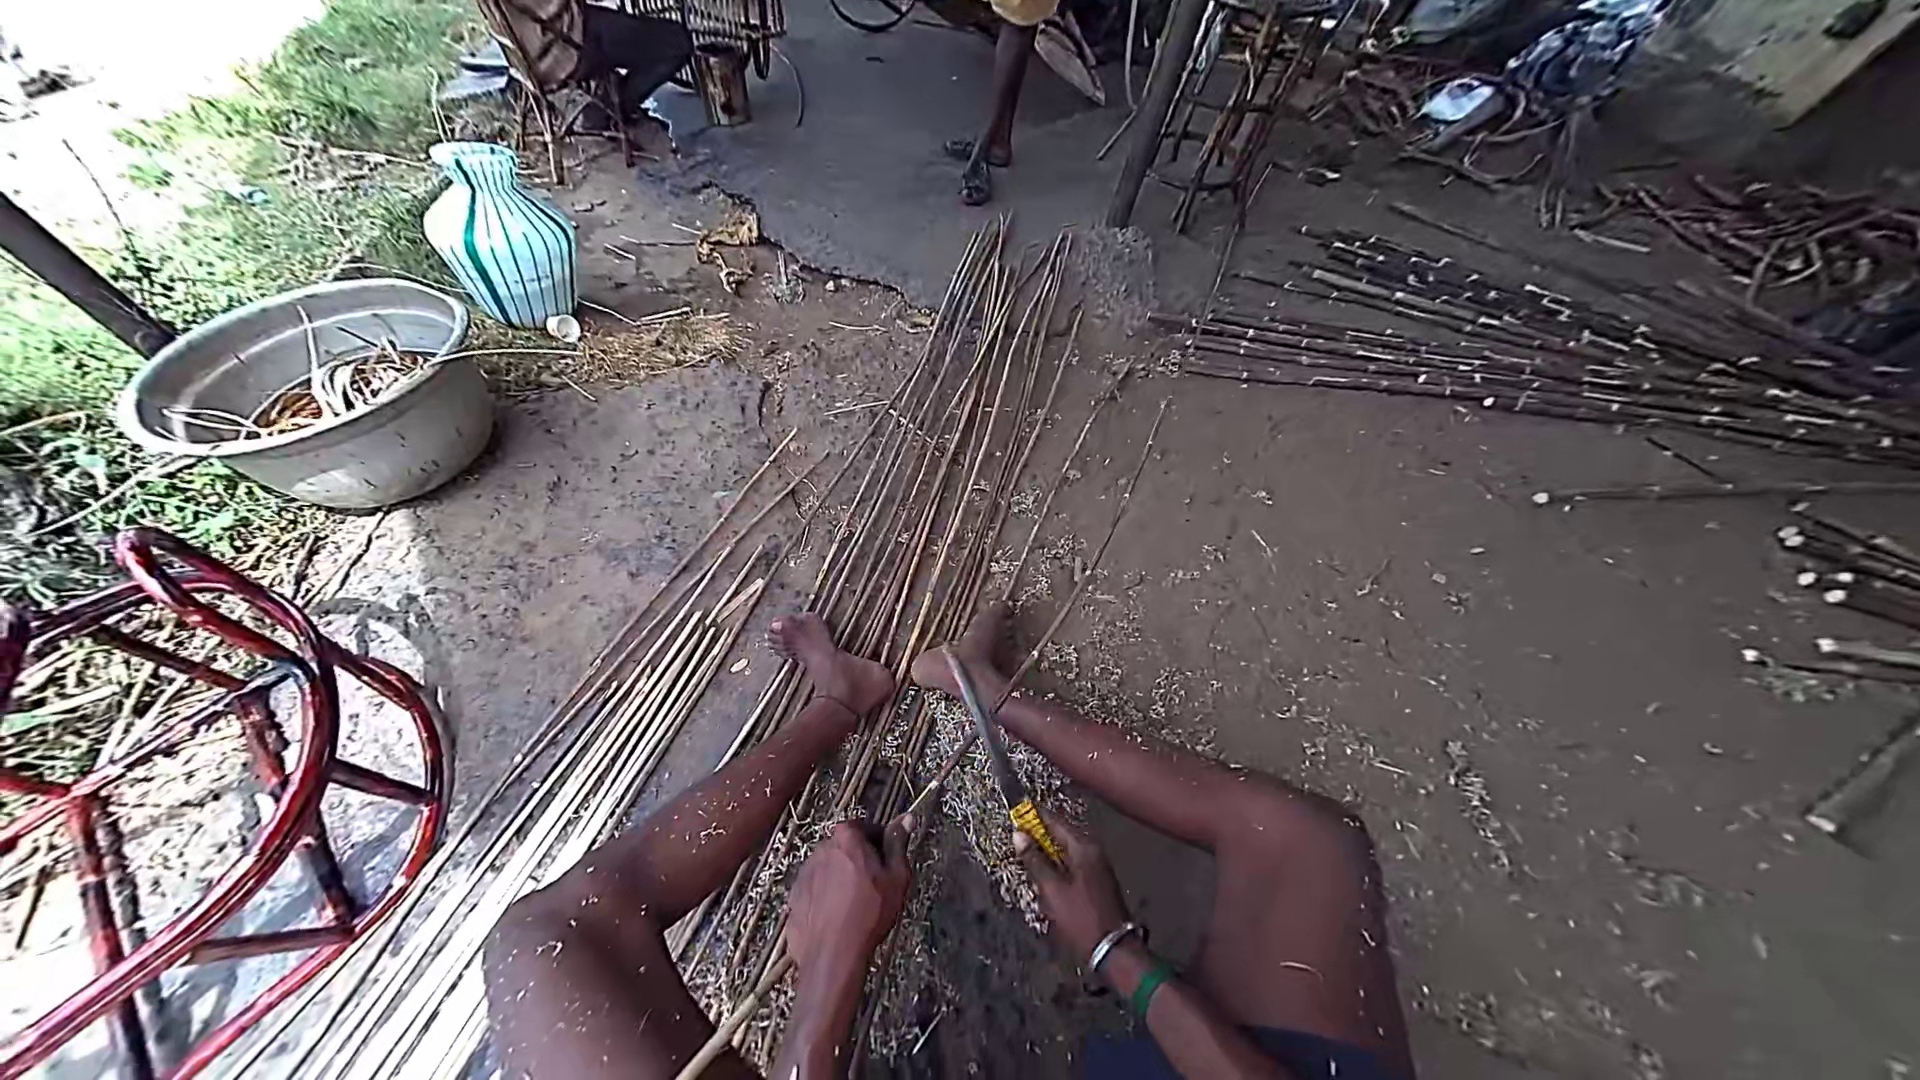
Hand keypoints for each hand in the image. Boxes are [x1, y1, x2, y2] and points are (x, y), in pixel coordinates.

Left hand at [786, 814, 914, 979]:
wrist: (833, 955)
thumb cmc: (869, 913)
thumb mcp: (896, 876)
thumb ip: (898, 843)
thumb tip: (906, 818)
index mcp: (846, 836)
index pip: (866, 828)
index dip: (880, 845)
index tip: (887, 863)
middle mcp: (821, 848)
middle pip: (846, 848)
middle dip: (860, 861)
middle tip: (875, 886)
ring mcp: (804, 874)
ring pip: (829, 870)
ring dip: (841, 881)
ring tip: (856, 907)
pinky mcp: (794, 899)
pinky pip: (815, 892)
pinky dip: (825, 900)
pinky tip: (838, 919)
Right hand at [1013, 809, 1128, 972]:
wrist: (1114, 952)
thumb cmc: (1081, 919)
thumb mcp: (1052, 890)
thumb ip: (1035, 860)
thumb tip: (1019, 835)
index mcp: (1083, 847)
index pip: (1054, 821)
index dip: (1033, 819)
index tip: (1014, 819)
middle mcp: (1093, 851)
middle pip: (1060, 835)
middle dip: (1038, 840)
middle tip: (1018, 848)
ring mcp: (1097, 866)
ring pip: (1065, 852)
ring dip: (1046, 857)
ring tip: (1030, 868)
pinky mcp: (1097, 881)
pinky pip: (1072, 865)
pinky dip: (1057, 869)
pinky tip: (1047, 884)